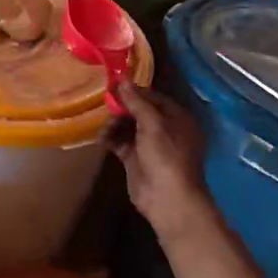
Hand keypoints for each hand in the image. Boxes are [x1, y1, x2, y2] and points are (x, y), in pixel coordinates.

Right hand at [106, 81, 211, 232]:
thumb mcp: (153, 124)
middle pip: (138, 111)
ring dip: (113, 124)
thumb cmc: (166, 156)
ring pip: (127, 126)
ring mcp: (149, 144)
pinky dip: (110, 139)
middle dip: (120, 108)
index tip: (112, 84)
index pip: (152, 97)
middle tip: (103, 105)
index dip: (133, 91)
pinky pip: (120, 142)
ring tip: (103, 128)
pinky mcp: (135, 158)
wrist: (167, 198)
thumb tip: (123, 79)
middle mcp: (164, 128)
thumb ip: (137, 102)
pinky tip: (100, 138)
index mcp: (176, 117)